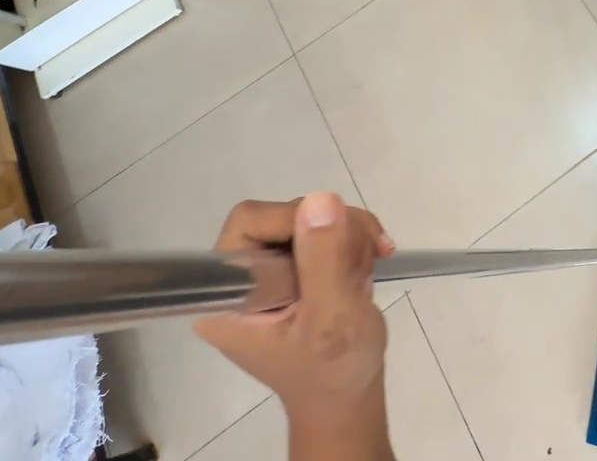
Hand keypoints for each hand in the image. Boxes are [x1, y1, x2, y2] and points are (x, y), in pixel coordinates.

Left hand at [194, 193, 394, 451]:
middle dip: (336, 230)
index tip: (339, 245)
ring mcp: (268, 272)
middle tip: (368, 256)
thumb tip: (319, 199)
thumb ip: (323, 259)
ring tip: (365, 272)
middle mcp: (240, 278)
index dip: (296, 222)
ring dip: (352, 235)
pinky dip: (355, 240)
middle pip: (285, 215)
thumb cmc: (334, 369)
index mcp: (228, 296)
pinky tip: (366, 266)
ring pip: (311, 217)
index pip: (250, 224)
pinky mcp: (293, 269)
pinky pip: (324, 229)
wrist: (348, 395)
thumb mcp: (333, 318)